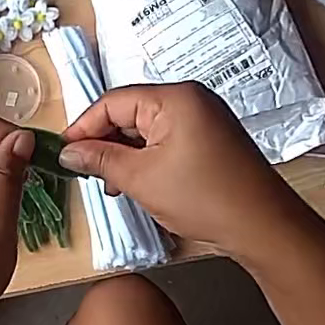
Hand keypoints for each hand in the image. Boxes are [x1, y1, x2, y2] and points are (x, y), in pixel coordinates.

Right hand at [60, 82, 300, 253]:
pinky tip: (134, 183)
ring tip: (110, 184)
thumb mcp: (139, 178)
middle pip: (129, 112)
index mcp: (174, 98)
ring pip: (145, 129)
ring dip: (122, 154)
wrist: (262, 225)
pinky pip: (164, 140)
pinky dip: (144, 159)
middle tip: (84, 171)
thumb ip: (99, 159)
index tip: (62, 152)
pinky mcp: (208, 139)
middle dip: (103, 142)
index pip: (112, 102)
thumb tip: (66, 152)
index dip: (83, 127)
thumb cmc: (201, 198)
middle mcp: (190, 99)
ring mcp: (202, 119)